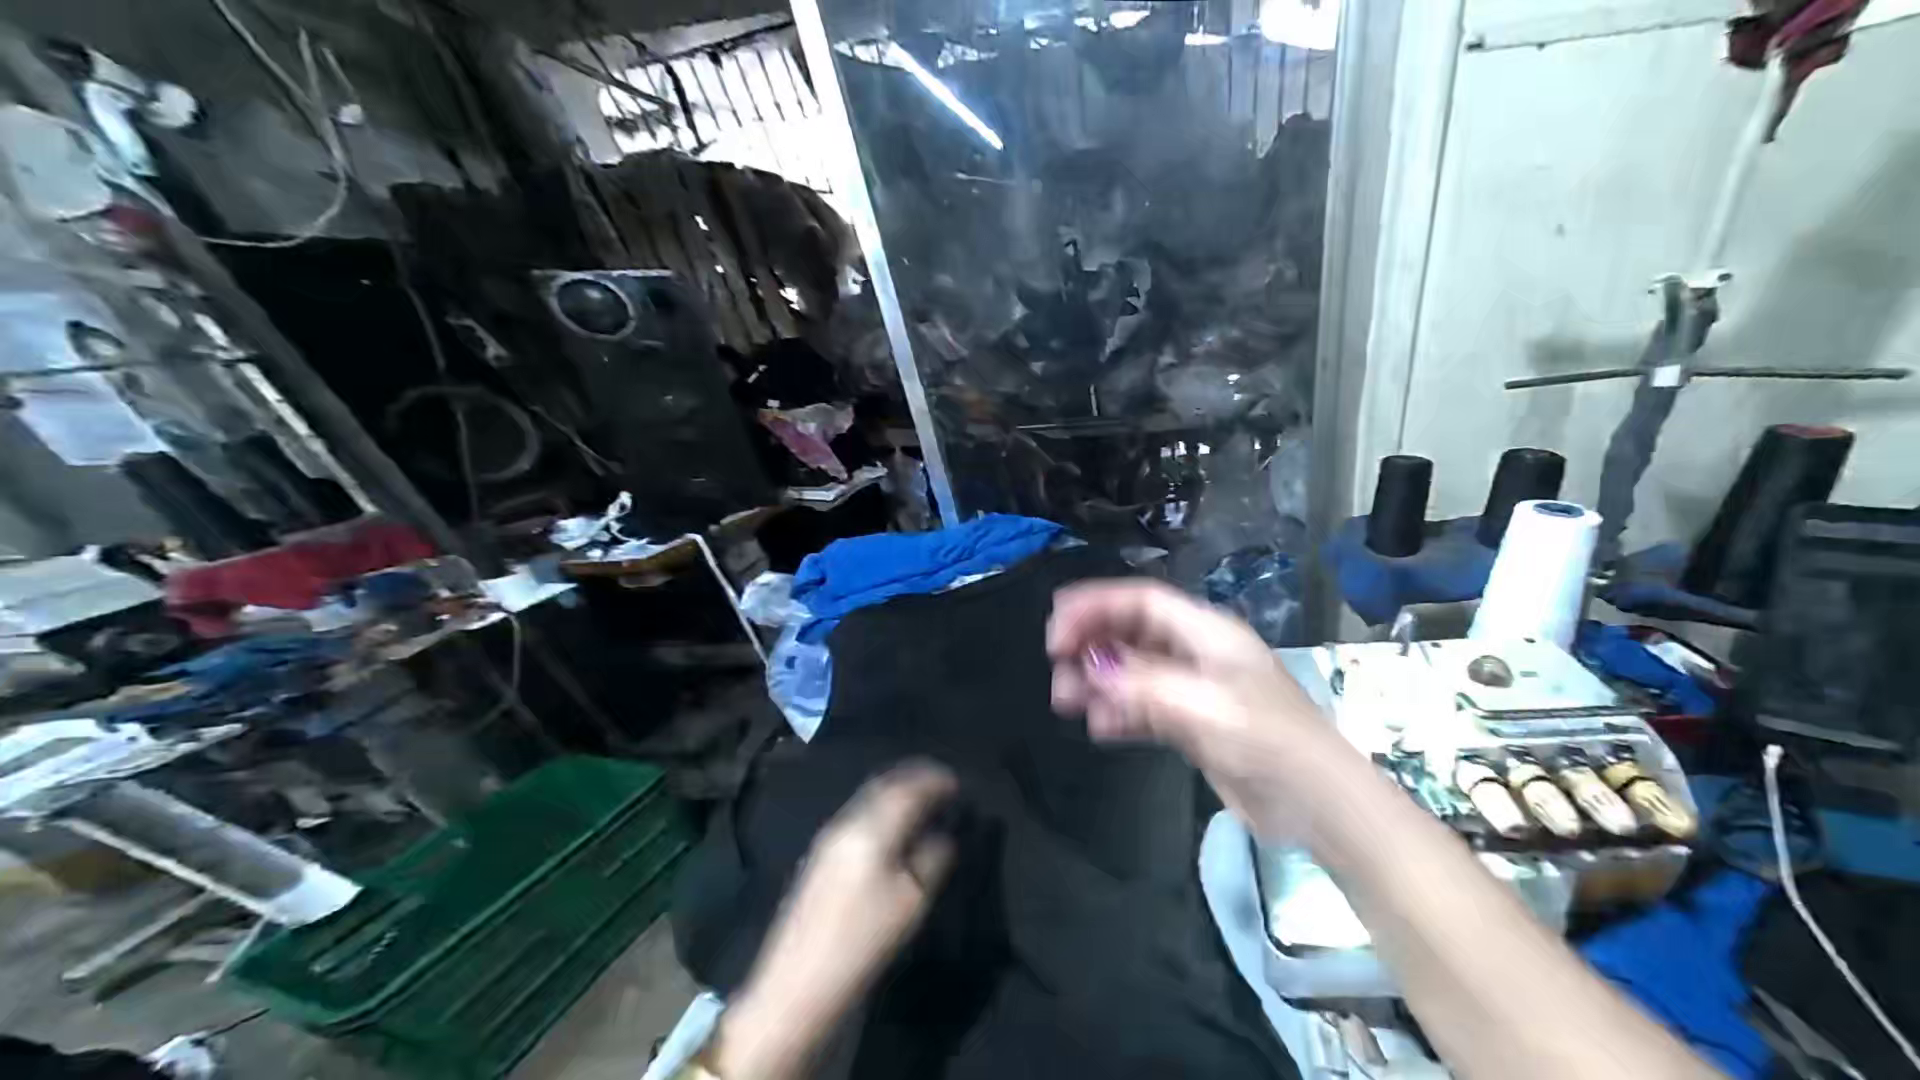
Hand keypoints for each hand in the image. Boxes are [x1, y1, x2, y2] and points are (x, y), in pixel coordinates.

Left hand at [713, 763, 957, 1079]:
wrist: (797, 983)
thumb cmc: (861, 943)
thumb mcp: (910, 903)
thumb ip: (932, 860)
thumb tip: (944, 836)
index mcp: (870, 829)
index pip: (906, 789)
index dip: (933, 781)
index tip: (956, 782)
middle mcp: (846, 823)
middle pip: (883, 785)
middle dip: (914, 780)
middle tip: (941, 783)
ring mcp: (828, 838)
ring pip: (868, 798)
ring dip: (896, 793)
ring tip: (922, 802)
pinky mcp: (820, 856)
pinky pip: (859, 814)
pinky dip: (881, 809)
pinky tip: (894, 827)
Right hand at [1047, 579, 1356, 833]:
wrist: (1319, 807)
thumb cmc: (1268, 741)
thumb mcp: (1205, 706)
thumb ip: (1144, 684)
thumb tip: (1090, 669)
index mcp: (1207, 633)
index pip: (1140, 601)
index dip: (1095, 605)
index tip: (1056, 628)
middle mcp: (1196, 654)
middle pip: (1131, 632)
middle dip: (1090, 644)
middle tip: (1056, 667)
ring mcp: (1193, 690)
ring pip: (1131, 671)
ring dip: (1097, 681)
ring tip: (1066, 701)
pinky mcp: (1191, 725)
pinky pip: (1142, 708)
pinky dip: (1118, 713)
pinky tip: (1099, 728)